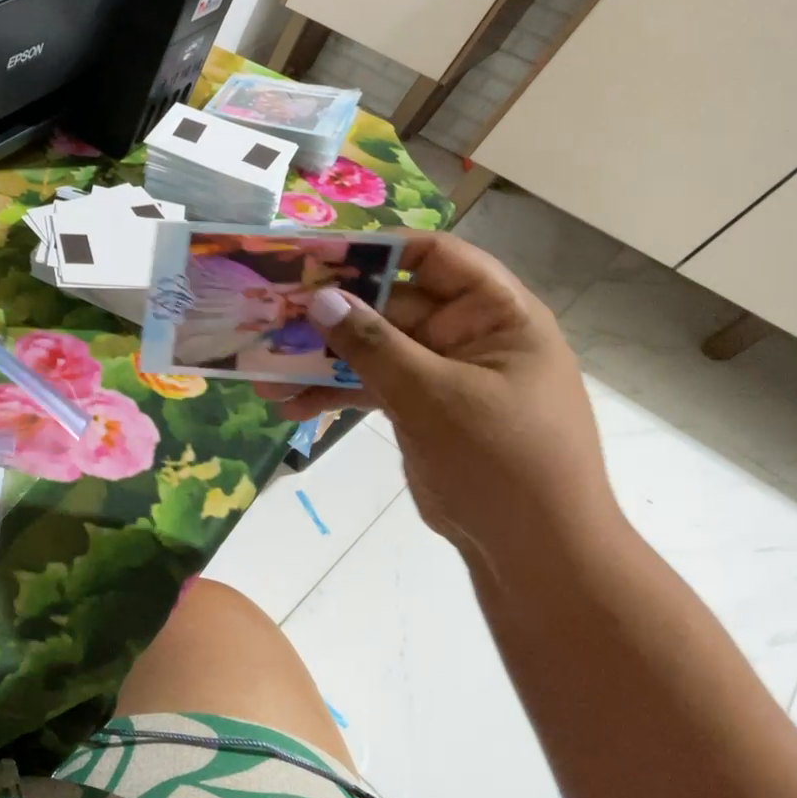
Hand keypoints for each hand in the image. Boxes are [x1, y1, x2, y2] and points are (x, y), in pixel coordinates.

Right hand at [255, 233, 621, 562]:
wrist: (532, 547)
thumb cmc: (502, 460)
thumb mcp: (433, 396)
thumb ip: (373, 345)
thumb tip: (319, 298)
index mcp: (496, 315)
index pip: (435, 257)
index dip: (376, 250)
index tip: (314, 255)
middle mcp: (468, 335)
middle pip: (389, 304)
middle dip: (330, 313)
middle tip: (270, 314)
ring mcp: (440, 373)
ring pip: (370, 349)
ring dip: (319, 359)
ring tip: (264, 370)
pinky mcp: (418, 408)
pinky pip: (366, 386)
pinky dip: (330, 394)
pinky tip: (288, 405)